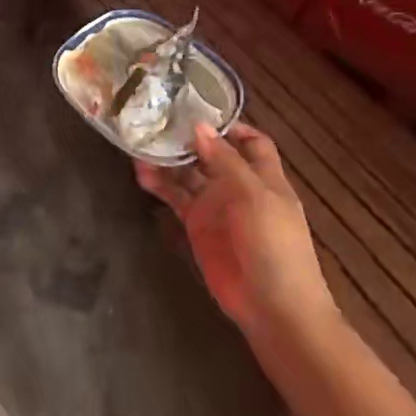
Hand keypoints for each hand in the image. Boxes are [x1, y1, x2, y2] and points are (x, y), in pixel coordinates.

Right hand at [137, 122, 337, 337]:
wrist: (273, 306)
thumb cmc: (274, 244)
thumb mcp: (254, 195)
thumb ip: (225, 160)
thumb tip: (199, 125)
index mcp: (263, 176)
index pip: (252, 142)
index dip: (232, 126)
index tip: (200, 109)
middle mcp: (238, 186)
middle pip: (212, 154)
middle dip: (188, 138)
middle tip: (156, 118)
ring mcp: (216, 206)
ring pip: (188, 173)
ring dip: (168, 159)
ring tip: (141, 143)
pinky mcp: (197, 226)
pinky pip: (176, 198)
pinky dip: (159, 184)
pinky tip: (141, 173)